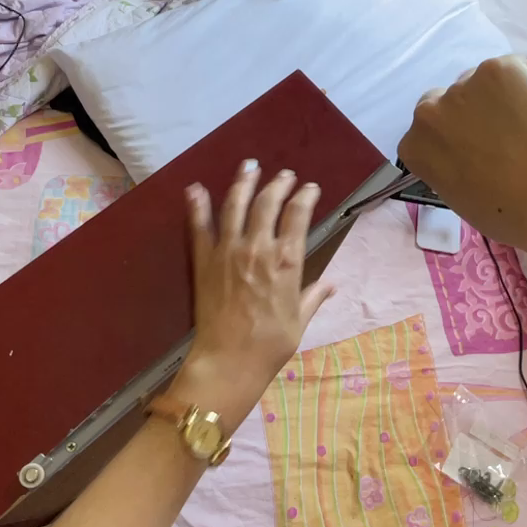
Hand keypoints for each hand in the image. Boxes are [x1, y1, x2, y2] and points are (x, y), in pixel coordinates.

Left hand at [172, 161, 334, 423]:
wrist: (229, 359)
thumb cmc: (270, 344)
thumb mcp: (299, 321)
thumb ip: (313, 297)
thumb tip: (331, 285)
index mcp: (287, 261)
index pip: (298, 216)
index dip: (305, 197)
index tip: (309, 188)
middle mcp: (258, 248)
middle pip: (267, 203)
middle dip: (278, 184)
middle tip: (283, 174)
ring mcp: (228, 251)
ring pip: (235, 205)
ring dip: (243, 182)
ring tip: (249, 166)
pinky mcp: (204, 260)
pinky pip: (200, 227)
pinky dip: (197, 206)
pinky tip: (196, 188)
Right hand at [399, 55, 526, 251]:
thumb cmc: (503, 212)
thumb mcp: (456, 193)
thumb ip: (448, 162)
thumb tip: (465, 149)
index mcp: (414, 144)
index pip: (427, 128)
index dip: (454, 136)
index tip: (473, 149)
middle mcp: (429, 110)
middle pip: (449, 99)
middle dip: (469, 111)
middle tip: (500, 135)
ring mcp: (462, 85)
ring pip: (482, 83)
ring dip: (499, 98)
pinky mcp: (498, 68)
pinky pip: (515, 72)